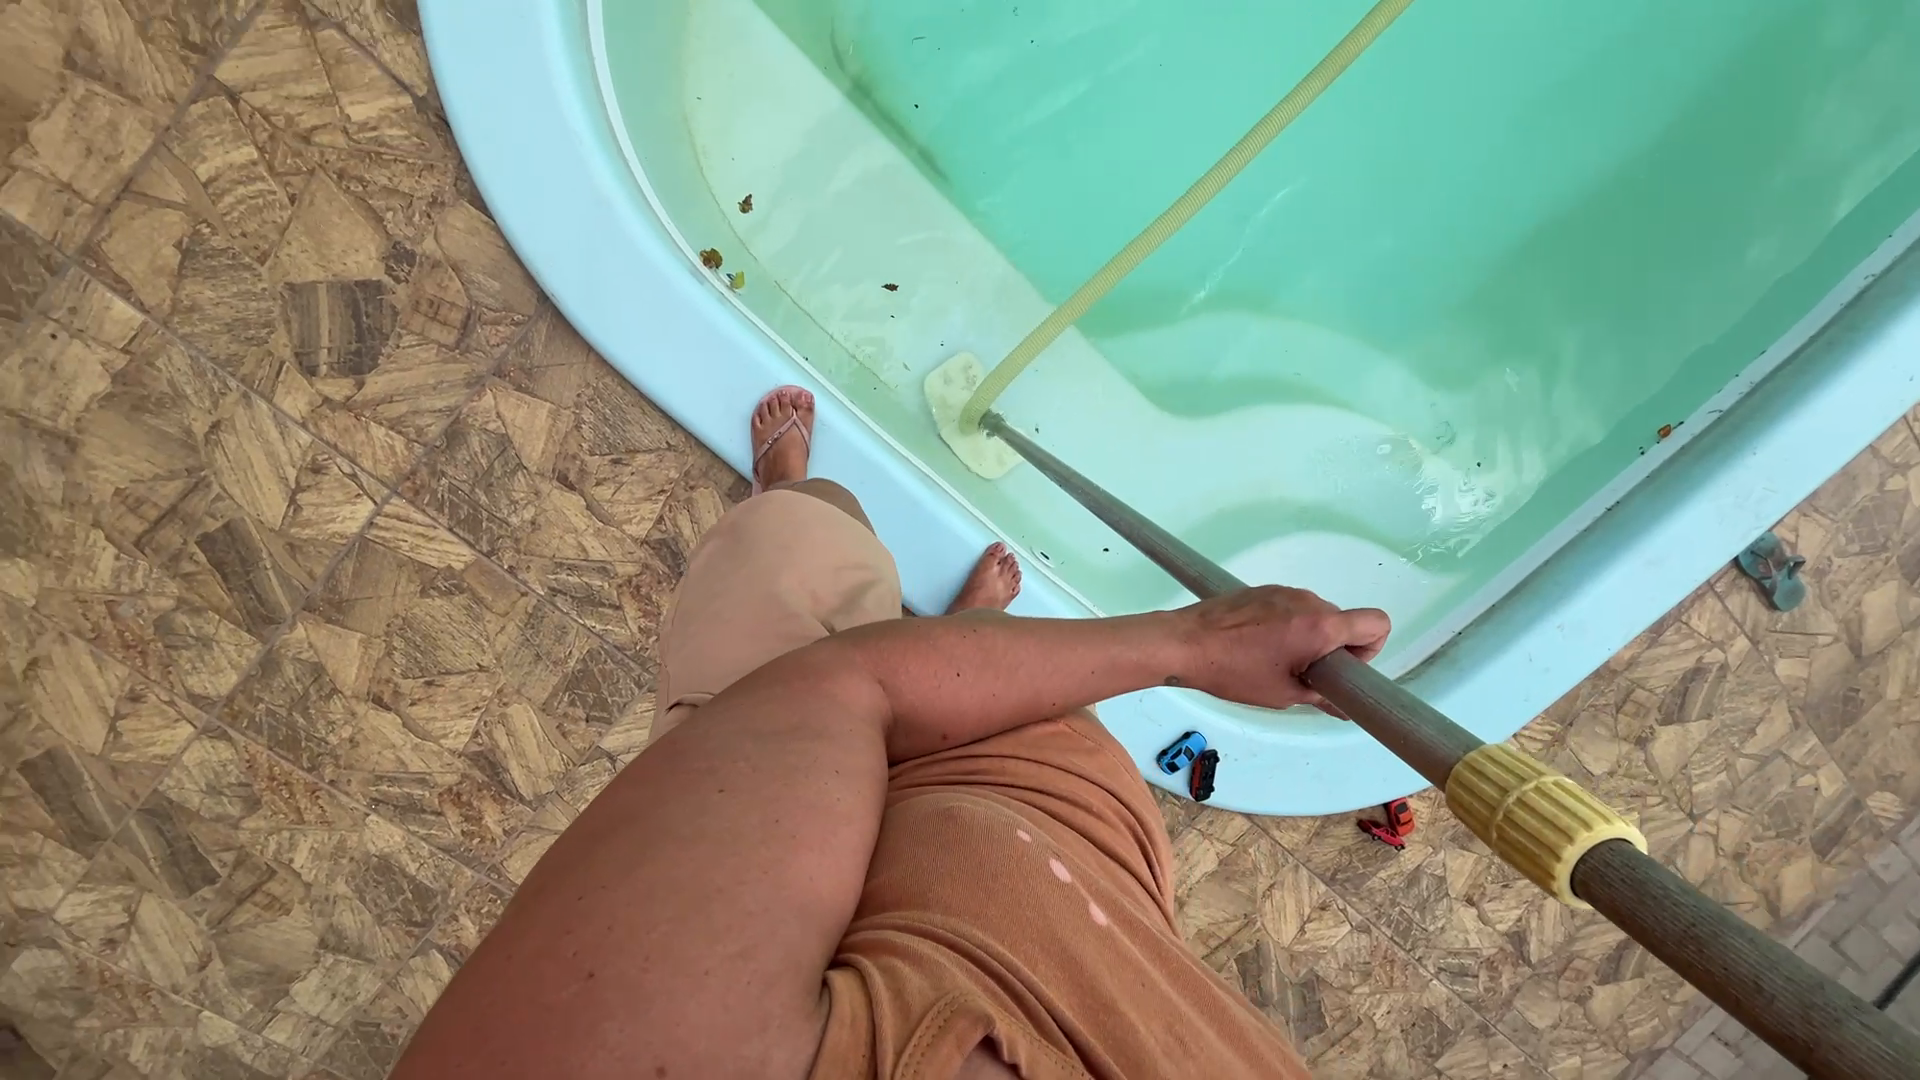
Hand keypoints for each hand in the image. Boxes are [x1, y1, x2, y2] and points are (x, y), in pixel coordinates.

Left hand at [1173, 586, 1389, 712]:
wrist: (1184, 642)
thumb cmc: (1232, 670)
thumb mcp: (1282, 694)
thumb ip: (1321, 697)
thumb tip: (1342, 706)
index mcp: (1320, 624)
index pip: (1377, 623)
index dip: (1369, 649)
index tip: (1339, 668)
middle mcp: (1307, 600)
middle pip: (1343, 622)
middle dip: (1332, 648)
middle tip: (1301, 672)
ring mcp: (1282, 591)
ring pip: (1314, 615)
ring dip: (1307, 636)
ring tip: (1273, 660)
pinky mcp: (1260, 589)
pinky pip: (1289, 607)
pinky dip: (1285, 625)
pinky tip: (1257, 645)